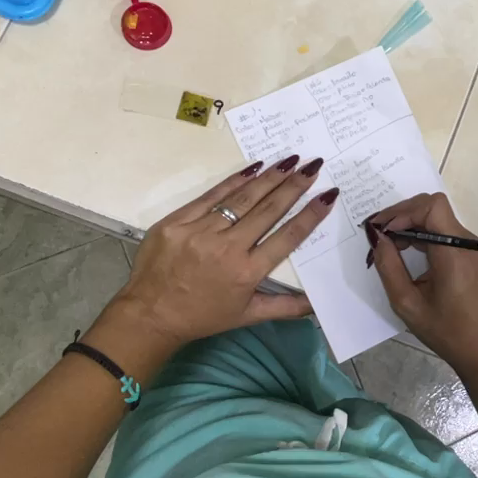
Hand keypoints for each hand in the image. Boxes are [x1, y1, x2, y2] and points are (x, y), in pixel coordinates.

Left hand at [93, 156, 338, 361]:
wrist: (149, 315)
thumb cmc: (203, 316)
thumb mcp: (247, 316)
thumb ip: (285, 307)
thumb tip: (317, 306)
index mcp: (247, 272)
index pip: (287, 237)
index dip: (311, 215)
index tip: (328, 194)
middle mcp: (227, 249)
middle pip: (268, 210)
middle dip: (294, 185)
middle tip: (313, 166)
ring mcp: (200, 232)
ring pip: (242, 199)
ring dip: (270, 177)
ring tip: (291, 160)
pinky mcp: (177, 222)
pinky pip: (211, 196)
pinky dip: (235, 180)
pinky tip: (255, 167)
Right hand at [367, 193, 477, 379]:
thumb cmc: (446, 331)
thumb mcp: (407, 303)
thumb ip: (389, 267)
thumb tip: (377, 238)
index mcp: (454, 251)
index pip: (431, 206)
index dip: (403, 212)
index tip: (382, 231)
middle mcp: (464, 241)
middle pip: (432, 207)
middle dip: (401, 215)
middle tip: (377, 234)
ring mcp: (467, 246)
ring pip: (435, 217)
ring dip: (409, 224)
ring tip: (386, 244)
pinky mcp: (465, 254)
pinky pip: (440, 232)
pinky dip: (419, 234)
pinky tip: (402, 251)